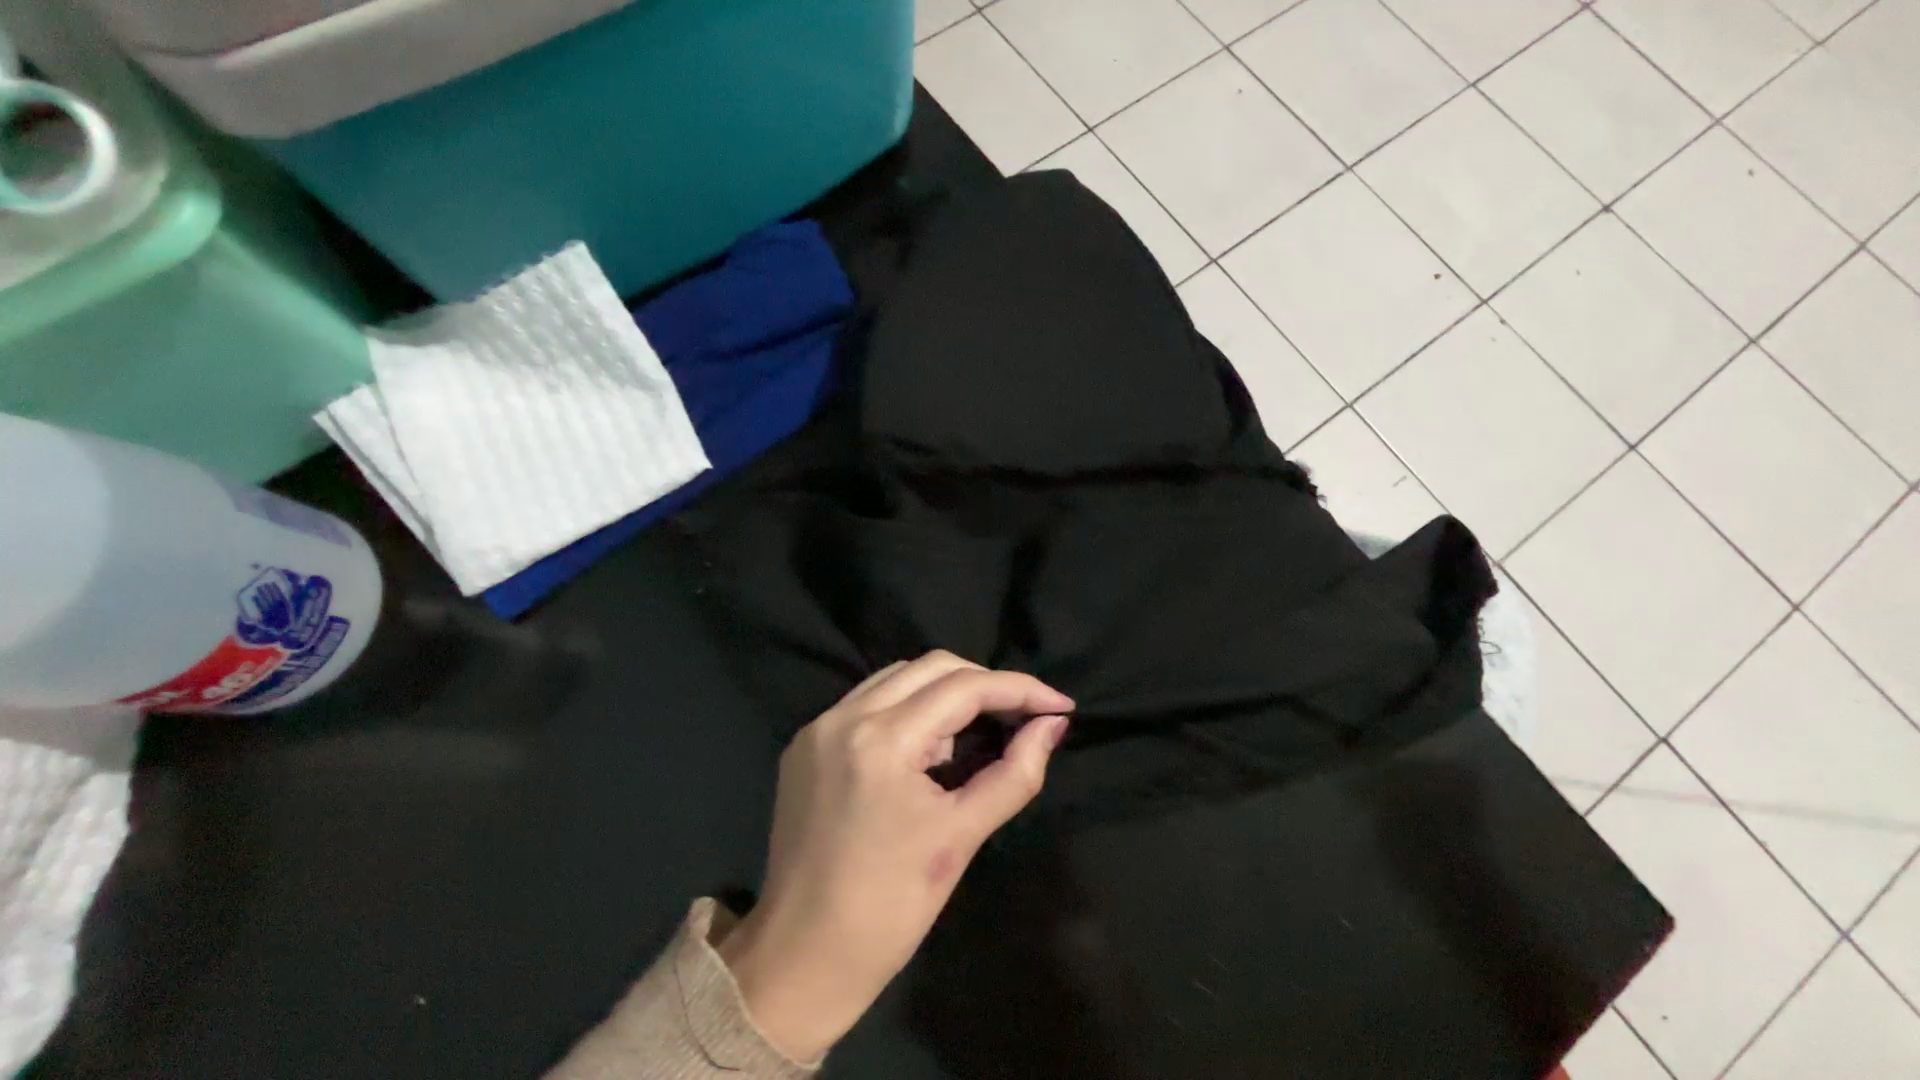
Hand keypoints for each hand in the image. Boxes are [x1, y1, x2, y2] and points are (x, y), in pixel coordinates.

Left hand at [717, 651, 1073, 1061]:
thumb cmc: (890, 907)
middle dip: (984, 684)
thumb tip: (1053, 726)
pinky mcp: (804, 747)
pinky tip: (929, 747)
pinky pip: (867, 704)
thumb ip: (1014, 773)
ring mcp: (817, 729)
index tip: (1061, 706)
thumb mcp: (961, 837)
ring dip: (945, 692)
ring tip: (981, 732)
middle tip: (1024, 717)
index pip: (963, 687)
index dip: (1019, 689)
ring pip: (896, 679)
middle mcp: (843, 717)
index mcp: (881, 739)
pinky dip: (908, 710)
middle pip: (930, 667)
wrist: (803, 955)